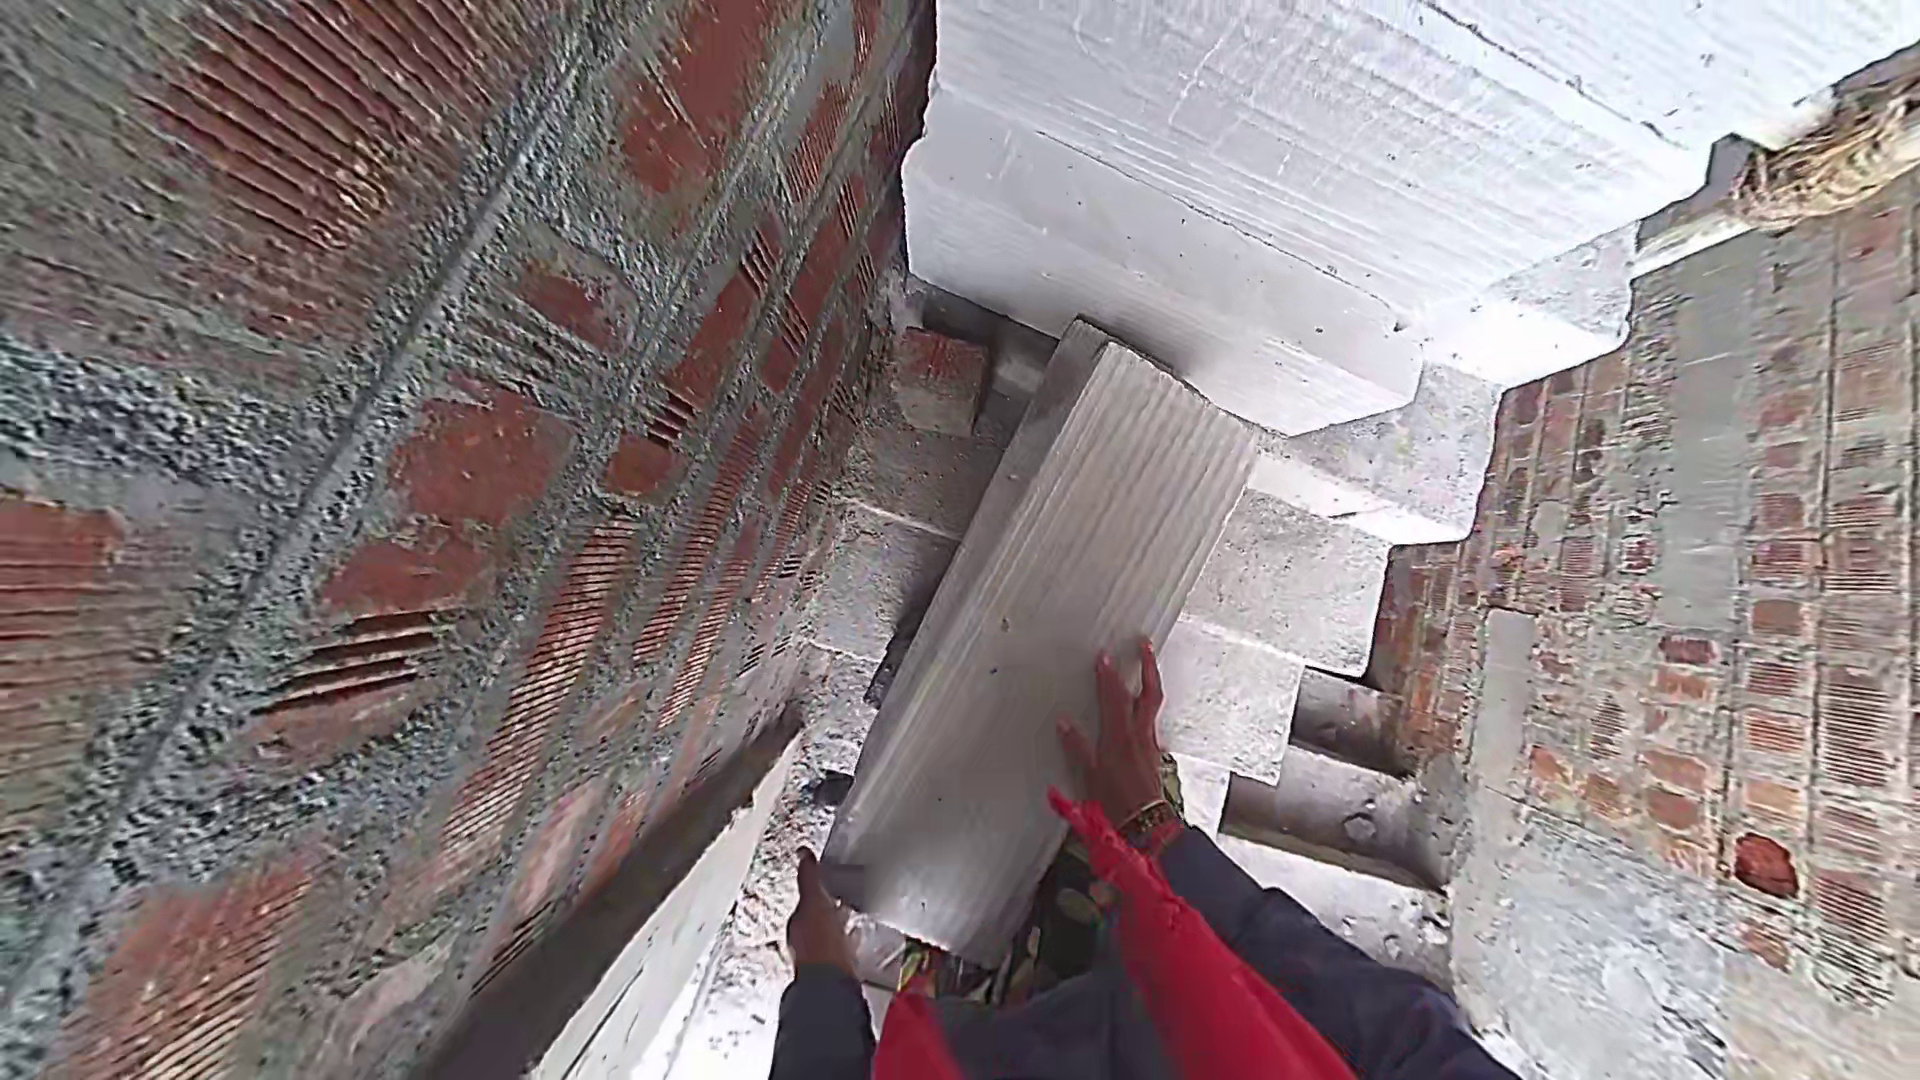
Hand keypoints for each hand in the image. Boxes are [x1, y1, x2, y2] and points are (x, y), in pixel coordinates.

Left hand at [786, 849, 853, 972]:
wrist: (831, 986)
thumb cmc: (820, 943)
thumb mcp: (814, 902)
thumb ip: (809, 878)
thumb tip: (802, 852)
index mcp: (797, 923)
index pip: (806, 900)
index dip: (817, 890)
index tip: (828, 879)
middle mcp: (804, 941)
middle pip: (817, 917)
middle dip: (828, 906)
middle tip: (841, 894)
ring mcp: (819, 957)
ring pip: (829, 932)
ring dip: (838, 922)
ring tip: (852, 912)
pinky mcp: (835, 969)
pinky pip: (842, 947)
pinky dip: (848, 939)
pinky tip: (856, 936)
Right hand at [1056, 639, 1165, 825]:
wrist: (1146, 826)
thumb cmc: (1117, 803)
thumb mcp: (1089, 776)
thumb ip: (1077, 747)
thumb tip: (1064, 723)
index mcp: (1119, 737)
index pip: (1114, 697)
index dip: (1108, 675)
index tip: (1103, 656)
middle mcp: (1139, 734)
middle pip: (1147, 692)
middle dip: (1145, 665)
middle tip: (1143, 644)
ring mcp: (1150, 741)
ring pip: (1154, 703)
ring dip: (1150, 679)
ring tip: (1148, 663)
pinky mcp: (1154, 750)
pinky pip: (1153, 720)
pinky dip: (1148, 705)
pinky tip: (1143, 704)